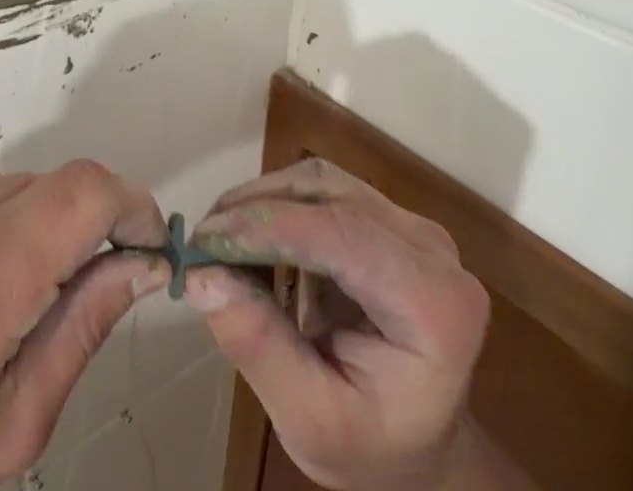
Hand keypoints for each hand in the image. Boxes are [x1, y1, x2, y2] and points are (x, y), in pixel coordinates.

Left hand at [0, 158, 169, 490]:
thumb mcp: (5, 428)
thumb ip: (82, 329)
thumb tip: (136, 266)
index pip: (88, 191)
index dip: (131, 207)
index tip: (139, 242)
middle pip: (53, 186)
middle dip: (72, 233)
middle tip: (51, 299)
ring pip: (8, 183)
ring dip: (19, 228)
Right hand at [185, 158, 519, 490]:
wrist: (417, 448)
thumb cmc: (371, 444)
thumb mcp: (310, 420)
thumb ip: (260, 346)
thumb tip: (201, 275)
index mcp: (435, 305)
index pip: (344, 234)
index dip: (268, 226)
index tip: (202, 243)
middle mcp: (433, 252)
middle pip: (332, 194)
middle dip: (256, 207)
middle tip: (198, 244)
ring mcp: (412, 231)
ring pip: (321, 183)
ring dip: (260, 203)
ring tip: (216, 244)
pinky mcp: (387, 224)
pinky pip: (320, 195)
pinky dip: (273, 210)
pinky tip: (245, 246)